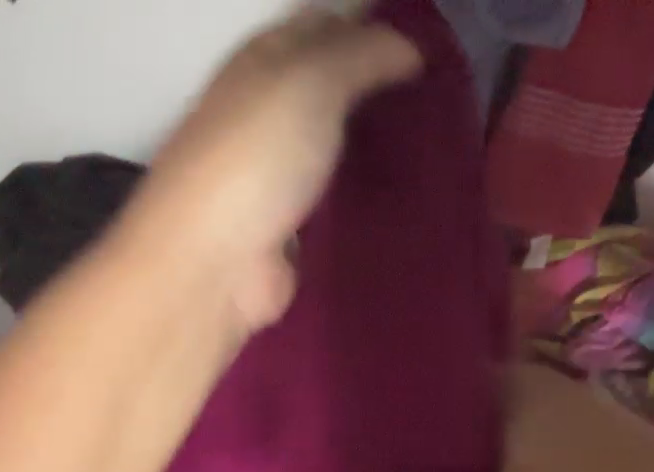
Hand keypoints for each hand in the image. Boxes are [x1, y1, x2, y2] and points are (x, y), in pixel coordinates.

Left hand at [124, 5, 421, 330]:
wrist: (213, 264)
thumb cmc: (256, 159)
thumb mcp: (312, 82)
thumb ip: (362, 55)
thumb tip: (410, 47)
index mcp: (262, 62)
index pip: (322, 25)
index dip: (371, 26)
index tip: (428, 43)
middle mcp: (266, 112)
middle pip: (330, 88)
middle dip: (379, 86)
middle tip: (440, 93)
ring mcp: (276, 174)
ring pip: (336, 145)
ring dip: (375, 142)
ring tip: (435, 140)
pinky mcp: (290, 228)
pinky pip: (337, 200)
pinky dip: (366, 194)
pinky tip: (405, 194)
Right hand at [384, 364, 653, 471]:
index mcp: (508, 385)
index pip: (438, 378)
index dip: (402, 403)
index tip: (369, 428)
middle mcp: (533, 378)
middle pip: (464, 396)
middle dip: (430, 424)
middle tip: (387, 455)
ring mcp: (561, 397)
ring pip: (493, 413)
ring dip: (465, 437)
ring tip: (424, 466)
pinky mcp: (581, 421)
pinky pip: (520, 424)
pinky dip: (496, 444)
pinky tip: (483, 471)